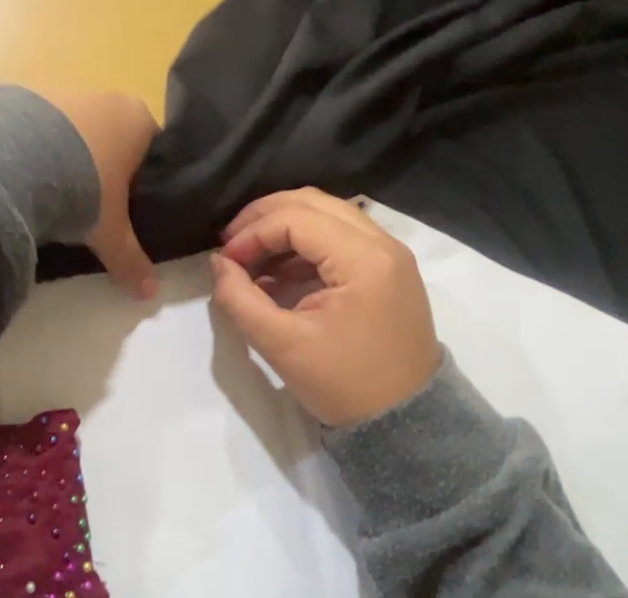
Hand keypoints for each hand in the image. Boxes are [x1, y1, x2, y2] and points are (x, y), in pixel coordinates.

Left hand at [41, 91, 160, 299]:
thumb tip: (150, 293)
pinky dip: (36, 149)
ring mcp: (64, 92)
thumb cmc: (84, 187)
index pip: (152, 148)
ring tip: (53, 194)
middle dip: (102, 166)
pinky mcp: (25, 96)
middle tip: (91, 204)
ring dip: (67, 157)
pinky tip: (25, 176)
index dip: (143, 179)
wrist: (18, 157)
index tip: (129, 206)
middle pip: (112, 136)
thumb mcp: (110, 231)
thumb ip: (131, 259)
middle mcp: (106, 97)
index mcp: (138, 118)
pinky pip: (40, 127)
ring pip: (75, 131)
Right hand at [209, 188, 441, 426]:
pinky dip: (306, 242)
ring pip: (327, 213)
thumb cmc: (346, 385)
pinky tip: (279, 269)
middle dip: (264, 217)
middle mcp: (383, 243)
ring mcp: (390, 254)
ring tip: (251, 253)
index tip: (226, 261)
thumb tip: (219, 264)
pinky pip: (341, 235)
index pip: (295, 219)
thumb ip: (240, 299)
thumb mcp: (282, 346)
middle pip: (312, 202)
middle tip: (231, 242)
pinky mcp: (389, 269)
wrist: (408, 426)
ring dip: (284, 225)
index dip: (252, 233)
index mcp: (364, 259)